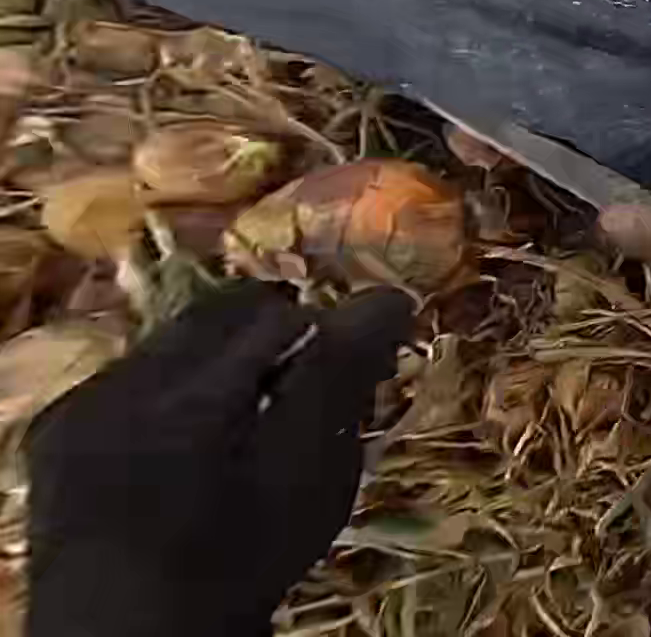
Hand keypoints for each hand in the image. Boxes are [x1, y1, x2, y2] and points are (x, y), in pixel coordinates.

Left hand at [28, 281, 413, 636]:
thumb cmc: (246, 549)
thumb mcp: (315, 461)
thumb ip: (344, 371)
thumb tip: (390, 295)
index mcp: (175, 399)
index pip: (288, 314)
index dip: (341, 333)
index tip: (370, 372)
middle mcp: (112, 389)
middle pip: (235, 311)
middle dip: (295, 335)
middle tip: (329, 386)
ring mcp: (80, 411)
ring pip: (201, 335)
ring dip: (257, 356)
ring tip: (281, 411)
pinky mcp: (67, 432)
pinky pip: (164, 367)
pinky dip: (214, 379)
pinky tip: (229, 428)